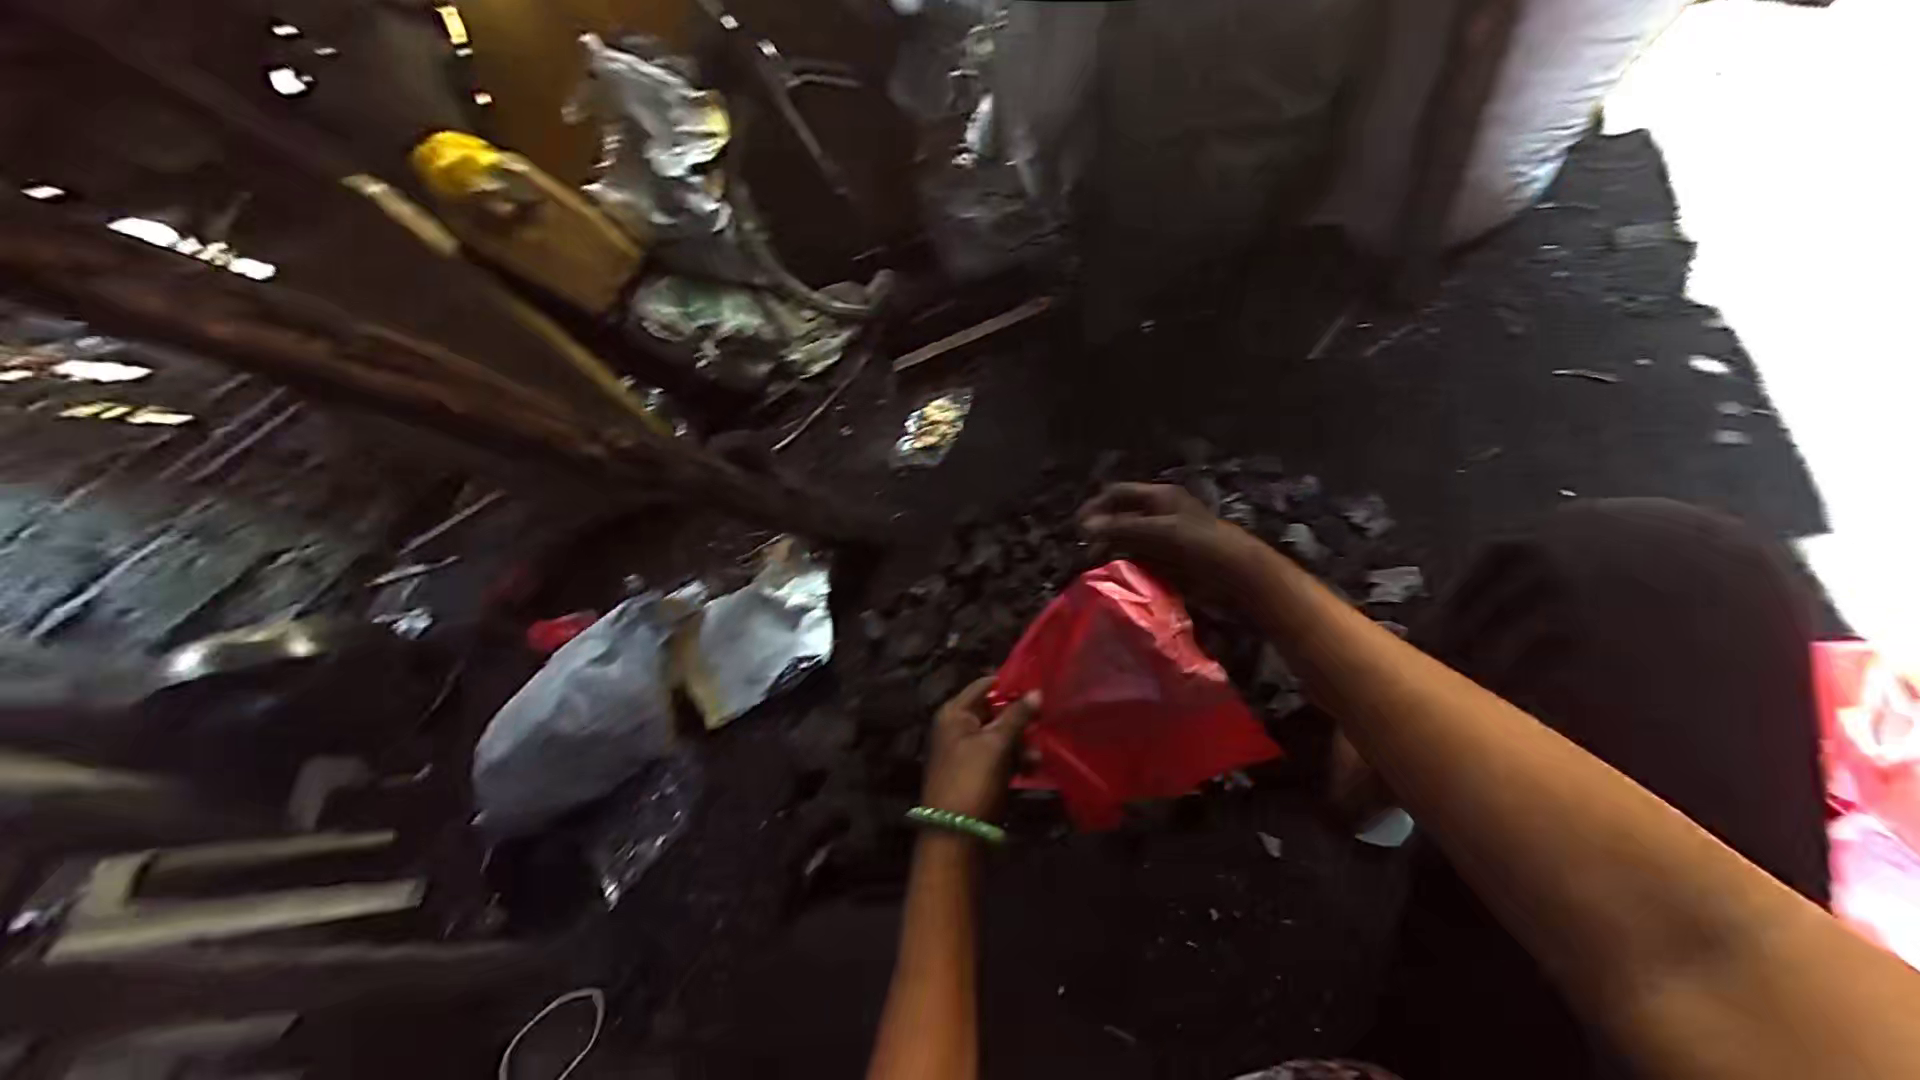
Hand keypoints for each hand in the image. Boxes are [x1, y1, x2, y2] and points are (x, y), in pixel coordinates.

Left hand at [922, 677, 1038, 820]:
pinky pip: (999, 756)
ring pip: (1000, 736)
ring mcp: (966, 751)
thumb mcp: (996, 744)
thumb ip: (1017, 716)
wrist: (955, 834)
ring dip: (1021, 743)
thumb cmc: (973, 779)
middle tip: (1045, 721)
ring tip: (1036, 756)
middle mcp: (957, 727)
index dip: (1011, 685)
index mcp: (954, 713)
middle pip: (994, 711)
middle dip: (1020, 719)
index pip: (985, 686)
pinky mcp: (976, 772)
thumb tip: (1036, 692)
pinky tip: (1031, 768)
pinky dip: (1014, 760)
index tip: (1038, 686)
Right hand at [1078, 483, 1267, 589]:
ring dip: (1110, 549)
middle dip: (1101, 530)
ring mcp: (1163, 536)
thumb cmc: (1200, 543)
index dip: (1096, 506)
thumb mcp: (1158, 531)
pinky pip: (1137, 557)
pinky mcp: (1167, 558)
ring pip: (1126, 539)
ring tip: (1094, 564)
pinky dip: (1124, 562)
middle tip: (1084, 549)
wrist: (1235, 573)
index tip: (1077, 526)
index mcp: (1158, 496)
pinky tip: (1114, 573)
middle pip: (1120, 516)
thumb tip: (1084, 527)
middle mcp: (1158, 512)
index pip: (1117, 493)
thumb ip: (1121, 527)